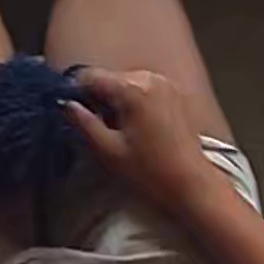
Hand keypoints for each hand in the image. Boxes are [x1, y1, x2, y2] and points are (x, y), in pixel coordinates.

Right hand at [66, 68, 222, 212]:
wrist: (197, 188)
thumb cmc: (152, 172)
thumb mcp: (110, 152)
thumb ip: (84, 123)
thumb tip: (67, 104)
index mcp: (131, 88)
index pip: (90, 76)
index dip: (77, 92)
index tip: (75, 111)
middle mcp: (148, 76)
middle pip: (108, 78)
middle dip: (99, 97)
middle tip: (100, 125)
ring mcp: (164, 82)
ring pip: (124, 82)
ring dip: (117, 98)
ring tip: (121, 128)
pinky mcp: (174, 91)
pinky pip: (142, 86)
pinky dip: (134, 99)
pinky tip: (139, 124)